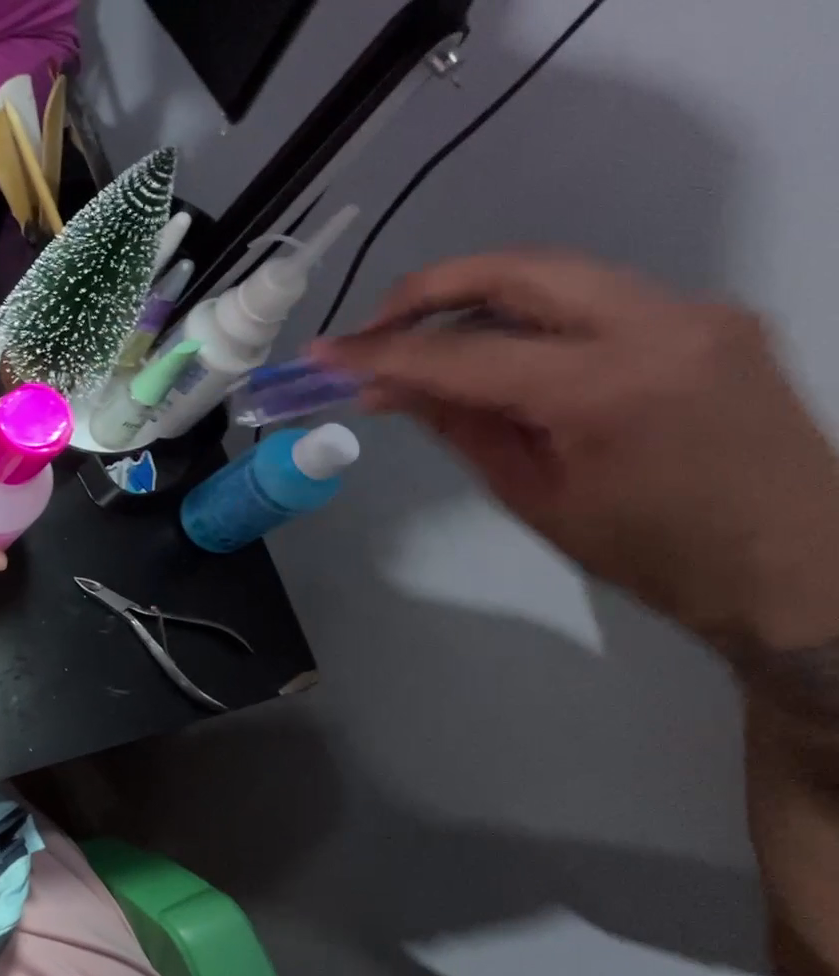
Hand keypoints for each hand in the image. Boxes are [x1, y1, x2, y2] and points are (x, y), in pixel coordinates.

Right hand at [315, 252, 838, 648]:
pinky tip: (490, 350)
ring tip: (418, 340)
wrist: (800, 568)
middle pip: (517, 271)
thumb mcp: (534, 495)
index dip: (382, 353)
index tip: (321, 355)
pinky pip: (590, 299)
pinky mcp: (702, 318)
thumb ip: (461, 425)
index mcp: (610, 385)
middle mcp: (660, 324)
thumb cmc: (655, 553)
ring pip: (554, 276)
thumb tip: (386, 389)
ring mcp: (691, 311)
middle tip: (369, 330)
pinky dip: (525, 316)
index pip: (467, 352)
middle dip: (428, 291)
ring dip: (474, 299)